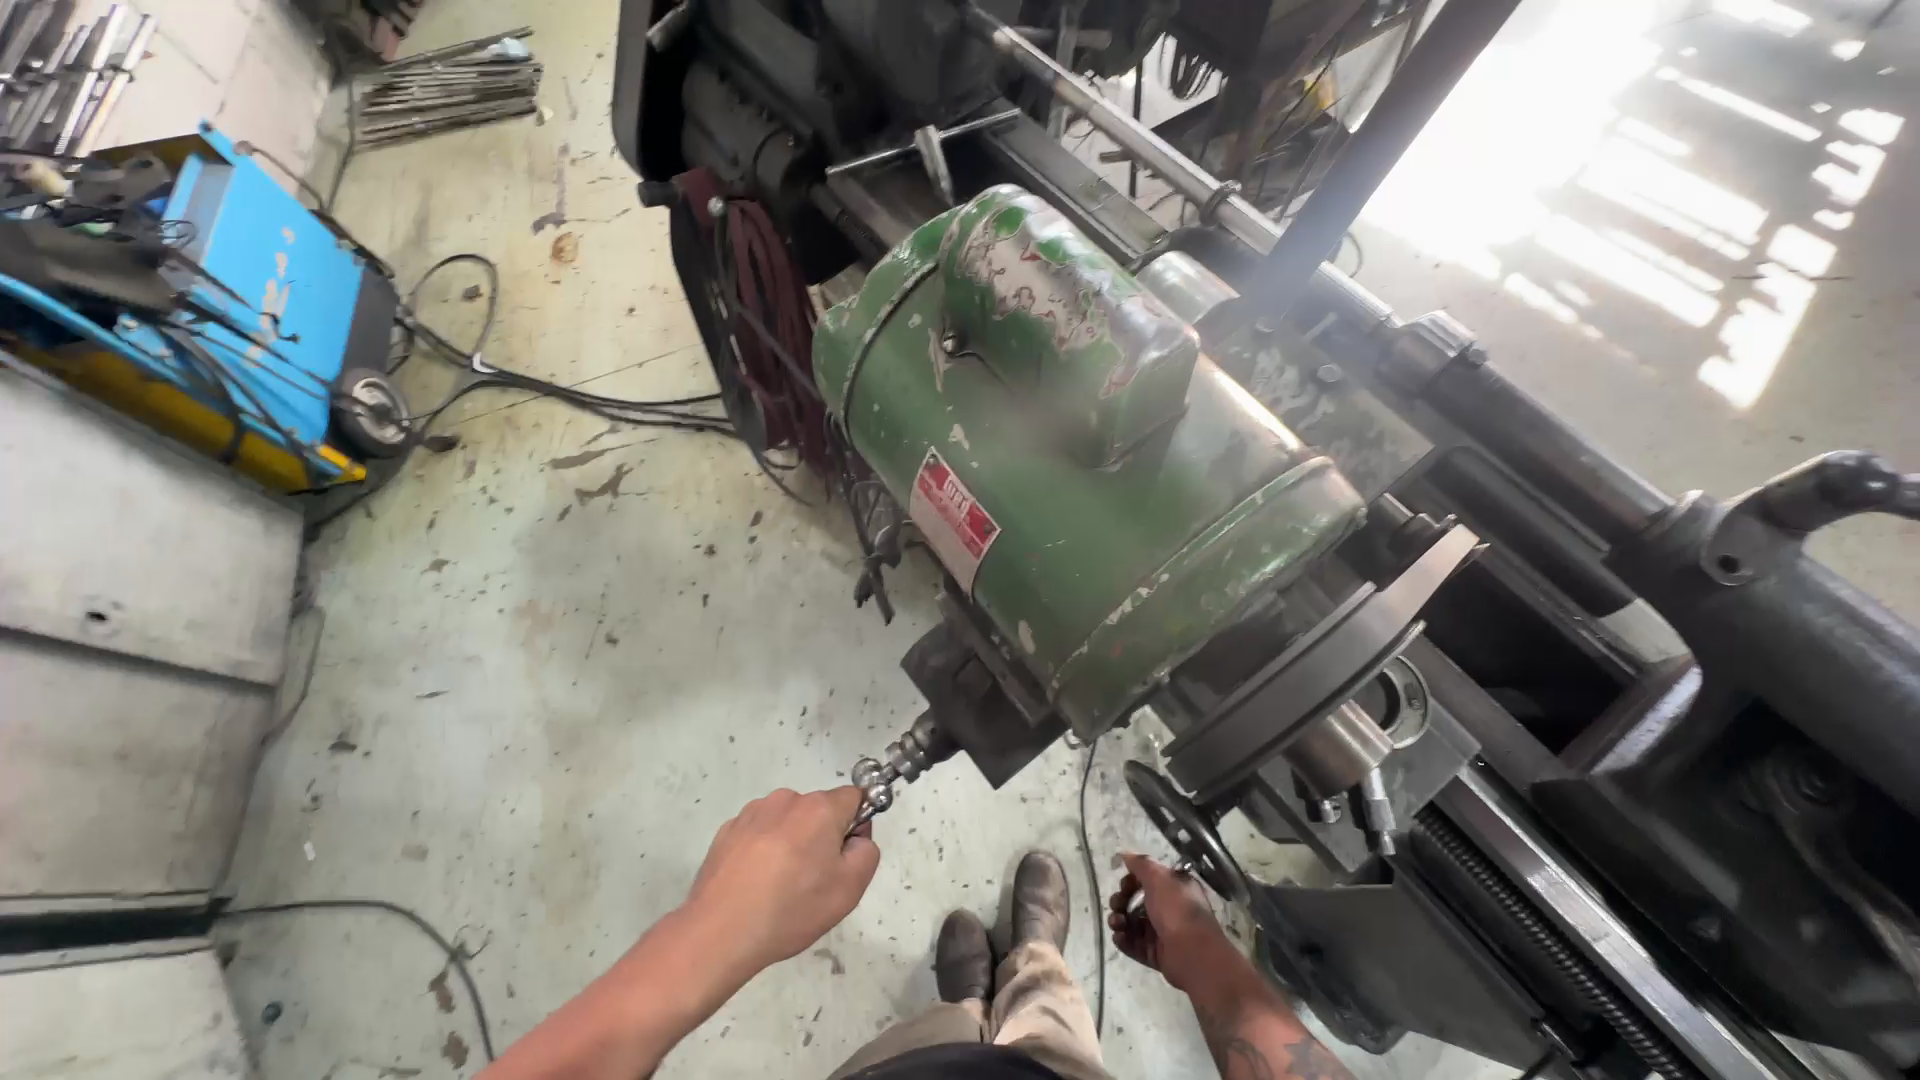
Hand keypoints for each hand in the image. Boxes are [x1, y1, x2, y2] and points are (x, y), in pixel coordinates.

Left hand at [682, 786, 881, 977]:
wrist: (720, 932)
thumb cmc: (792, 909)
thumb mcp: (850, 889)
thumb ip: (867, 852)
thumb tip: (856, 837)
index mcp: (820, 808)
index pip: (854, 797)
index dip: (856, 826)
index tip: (844, 858)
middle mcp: (786, 800)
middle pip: (819, 810)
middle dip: (822, 837)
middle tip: (813, 880)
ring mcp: (752, 813)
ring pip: (787, 821)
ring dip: (791, 842)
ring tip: (779, 886)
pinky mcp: (727, 831)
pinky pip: (759, 833)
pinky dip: (763, 851)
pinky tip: (754, 884)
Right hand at [1107, 853, 1238, 994]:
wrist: (1193, 952)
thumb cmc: (1176, 909)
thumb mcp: (1159, 878)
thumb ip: (1141, 864)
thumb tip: (1125, 855)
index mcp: (1174, 889)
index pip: (1147, 881)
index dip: (1131, 881)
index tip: (1124, 885)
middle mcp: (1169, 909)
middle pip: (1136, 902)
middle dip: (1120, 901)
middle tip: (1116, 905)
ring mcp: (1162, 933)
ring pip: (1133, 924)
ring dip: (1119, 921)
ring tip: (1116, 923)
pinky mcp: (1156, 954)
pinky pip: (1135, 945)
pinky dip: (1124, 941)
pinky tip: (1119, 937)